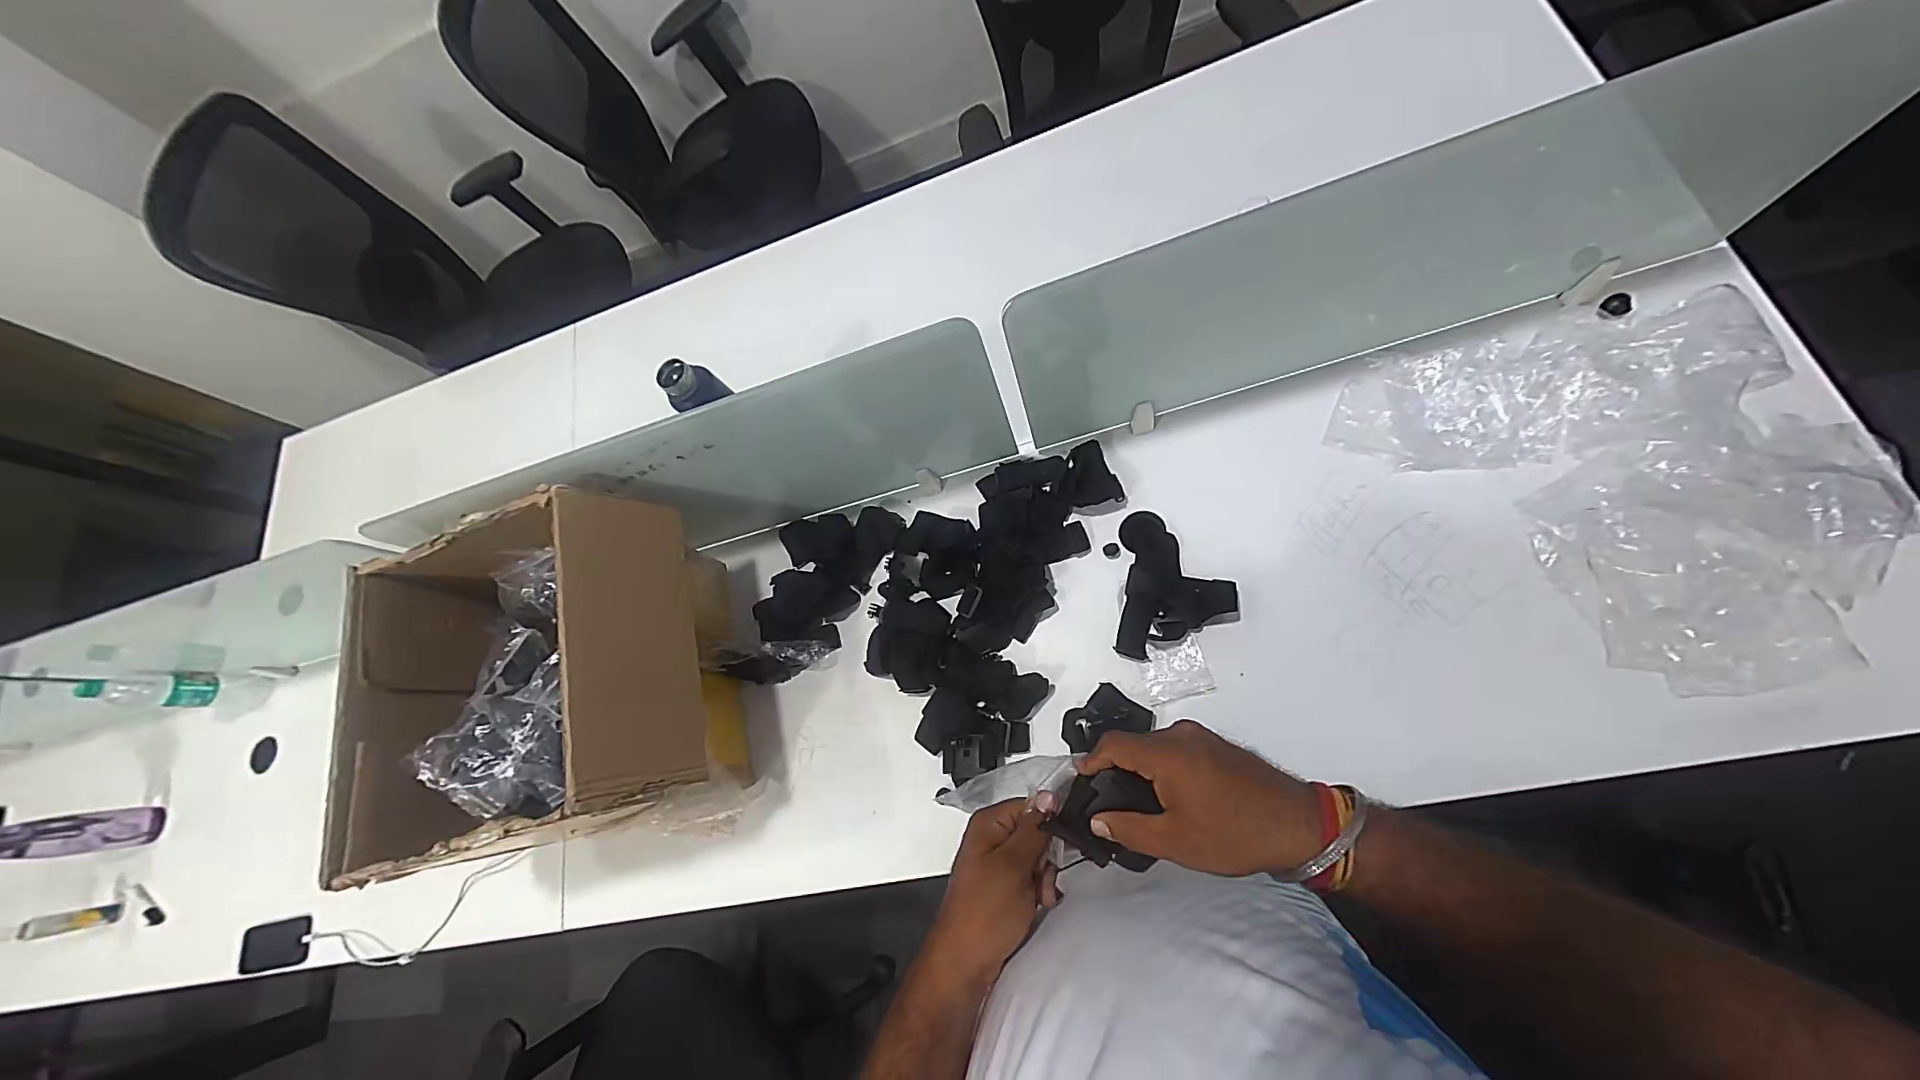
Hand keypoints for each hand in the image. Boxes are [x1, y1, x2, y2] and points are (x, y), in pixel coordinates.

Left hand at [920, 798, 1059, 985]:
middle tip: (1039, 878)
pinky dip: (1037, 890)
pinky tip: (1034, 903)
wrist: (965, 963)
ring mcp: (995, 864)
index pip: (1031, 806)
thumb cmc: (980, 916)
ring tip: (1036, 896)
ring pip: (1036, 858)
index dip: (1048, 826)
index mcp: (988, 824)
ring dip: (1043, 878)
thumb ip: (1034, 830)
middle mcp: (989, 839)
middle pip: (1035, 833)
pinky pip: (1029, 877)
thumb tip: (1048, 798)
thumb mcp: (1015, 865)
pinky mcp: (1002, 885)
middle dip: (1045, 858)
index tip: (1052, 847)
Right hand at [1078, 719, 1324, 876]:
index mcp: (1166, 752)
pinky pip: (1177, 749)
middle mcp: (1182, 735)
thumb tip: (1099, 822)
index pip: (1112, 744)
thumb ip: (1128, 829)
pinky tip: (1172, 797)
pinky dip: (1164, 767)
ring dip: (1142, 769)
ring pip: (1156, 747)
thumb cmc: (1238, 832)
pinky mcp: (1217, 746)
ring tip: (1142, 804)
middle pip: (1134, 744)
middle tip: (1109, 800)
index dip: (1091, 761)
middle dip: (1116, 769)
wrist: (1300, 825)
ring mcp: (1202, 738)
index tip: (1081, 778)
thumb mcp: (1175, 840)